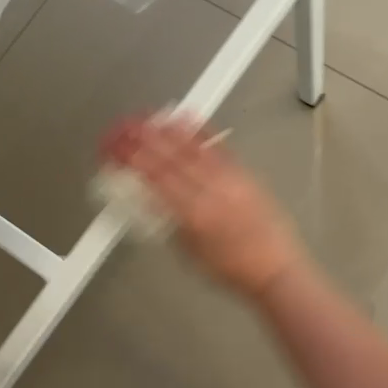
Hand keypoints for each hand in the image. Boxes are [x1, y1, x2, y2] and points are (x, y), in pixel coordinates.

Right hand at [100, 115, 307, 299]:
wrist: (276, 270)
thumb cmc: (230, 270)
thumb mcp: (188, 252)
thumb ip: (167, 222)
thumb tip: (147, 199)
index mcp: (192, 214)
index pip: (153, 177)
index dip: (129, 157)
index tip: (112, 147)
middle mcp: (210, 191)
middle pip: (168, 156)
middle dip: (140, 137)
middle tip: (120, 127)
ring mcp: (229, 178)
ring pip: (191, 146)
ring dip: (164, 129)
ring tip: (144, 117)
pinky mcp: (245, 173)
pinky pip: (217, 146)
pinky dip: (197, 131)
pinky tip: (183, 119)